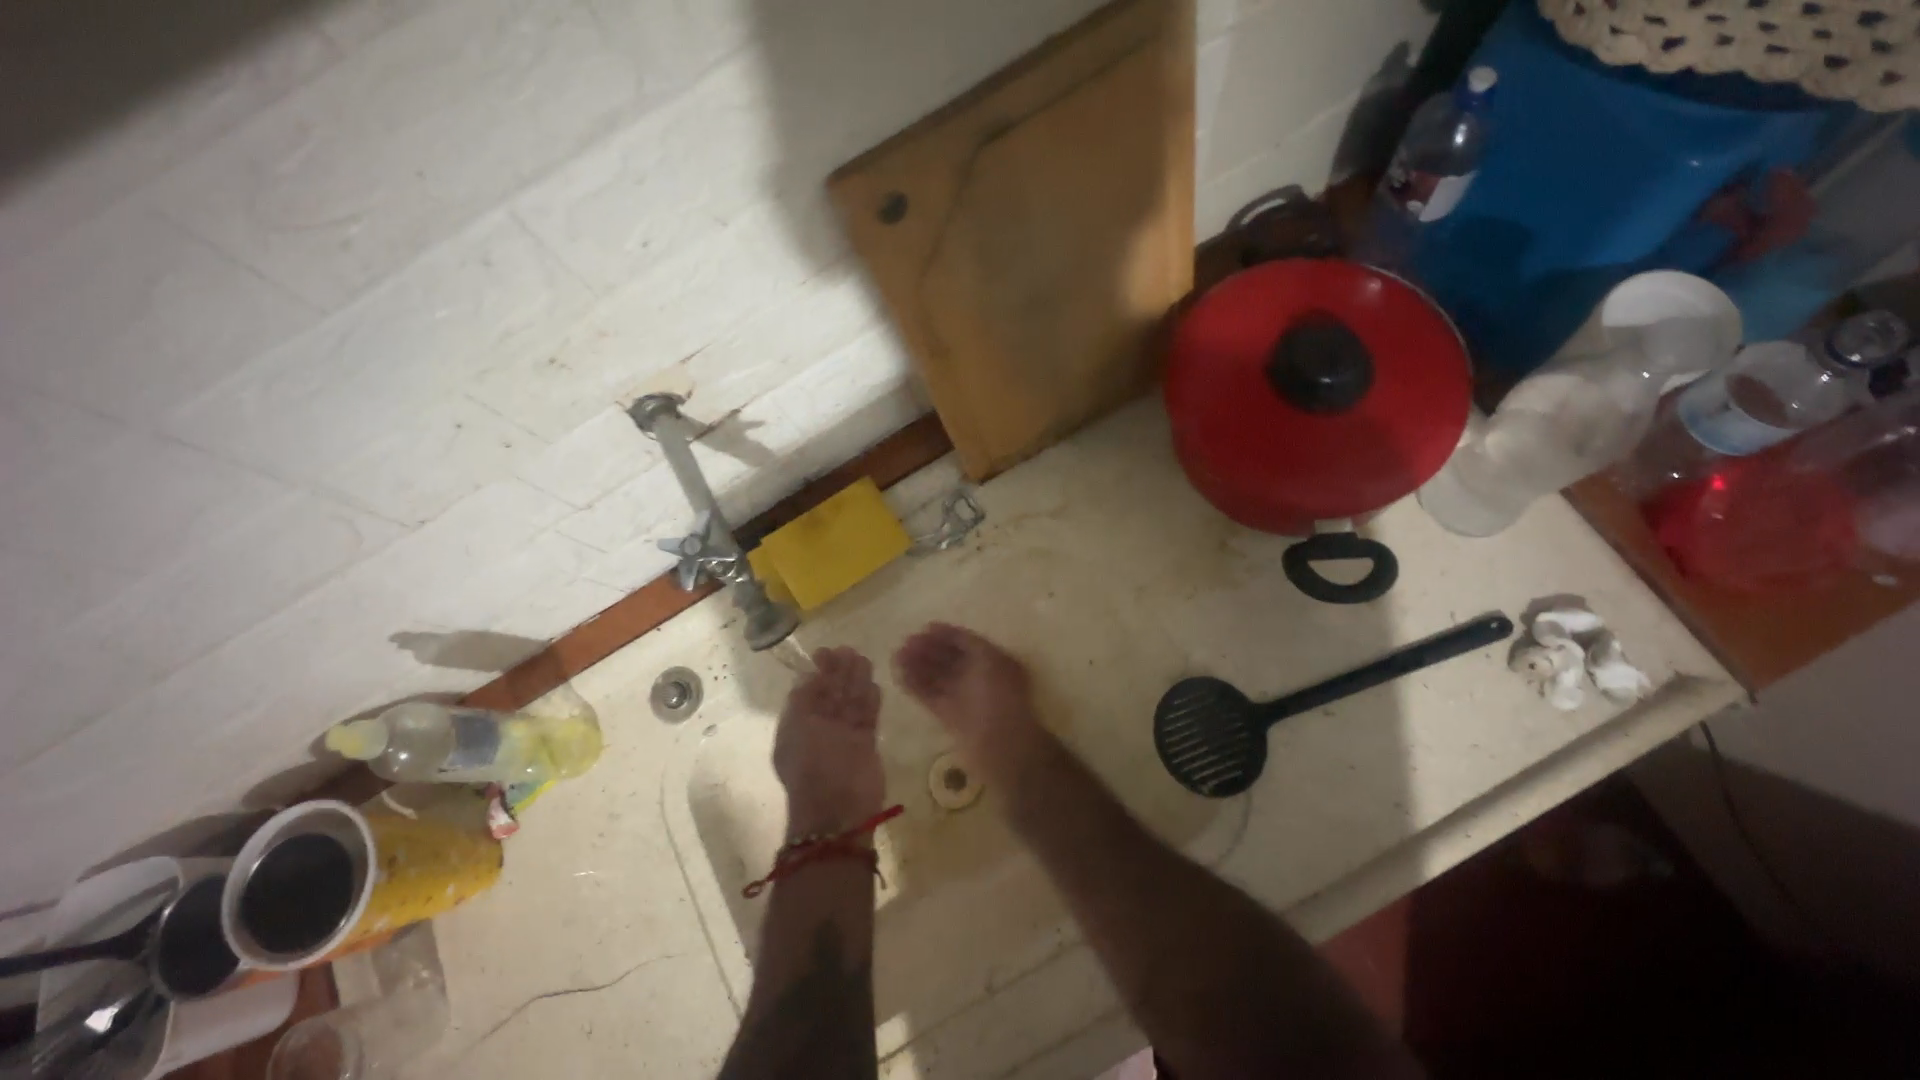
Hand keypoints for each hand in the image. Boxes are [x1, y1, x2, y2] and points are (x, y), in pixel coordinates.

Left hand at [774, 647, 884, 839]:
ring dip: (856, 680)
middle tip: (848, 649)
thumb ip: (803, 701)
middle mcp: (820, 729)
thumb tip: (809, 675)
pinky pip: (867, 717)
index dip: (817, 672)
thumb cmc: (811, 768)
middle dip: (838, 672)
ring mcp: (843, 737)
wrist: (837, 809)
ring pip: (851, 702)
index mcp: (798, 726)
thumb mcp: (797, 731)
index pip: (808, 692)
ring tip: (863, 658)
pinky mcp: (865, 745)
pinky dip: (870, 701)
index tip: (825, 652)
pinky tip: (873, 684)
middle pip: (831, 694)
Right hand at [894, 623, 1048, 784]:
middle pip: (950, 659)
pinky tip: (900, 676)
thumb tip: (949, 635)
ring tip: (897, 656)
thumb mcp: (990, 660)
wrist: (1002, 744)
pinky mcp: (949, 717)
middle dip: (929, 649)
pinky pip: (930, 696)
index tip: (924, 628)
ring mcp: (964, 699)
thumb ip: (970, 645)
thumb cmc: (1000, 697)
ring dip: (917, 666)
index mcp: (994, 662)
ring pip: (937, 677)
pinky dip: (915, 686)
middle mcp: (979, 679)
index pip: (968, 643)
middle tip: (905, 643)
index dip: (947, 634)